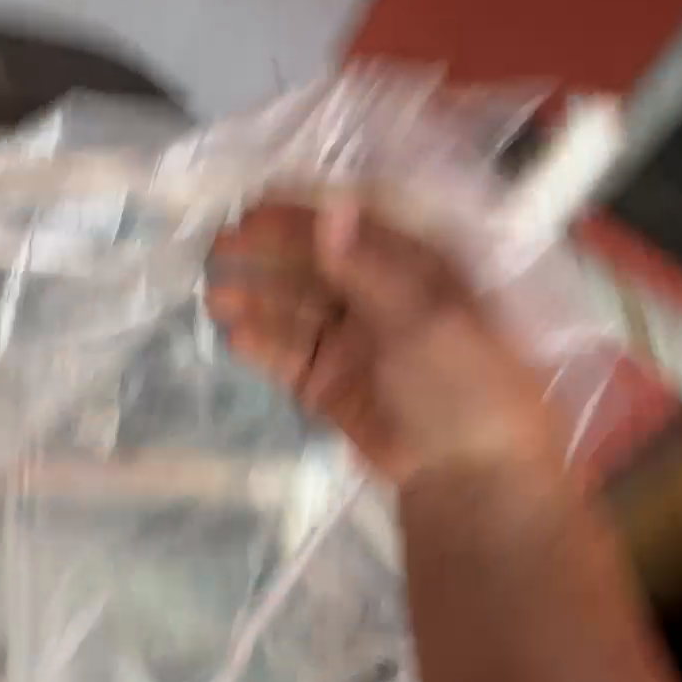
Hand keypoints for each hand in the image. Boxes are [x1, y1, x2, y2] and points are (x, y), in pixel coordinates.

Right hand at [207, 202, 563, 485]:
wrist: (467, 474)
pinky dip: (260, 346)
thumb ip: (370, 266)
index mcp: (418, 273)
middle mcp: (378, 300)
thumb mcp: (426, 319)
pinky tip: (233, 338)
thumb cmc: (466, 385)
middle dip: (267, 256)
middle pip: (313, 268)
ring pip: (291, 311)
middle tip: (218, 247)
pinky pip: (285, 355)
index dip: (303, 217)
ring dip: (254, 301)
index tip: (254, 207)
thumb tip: (330, 210)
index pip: (353, 231)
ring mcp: (348, 342)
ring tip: (214, 297)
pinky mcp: (324, 381)